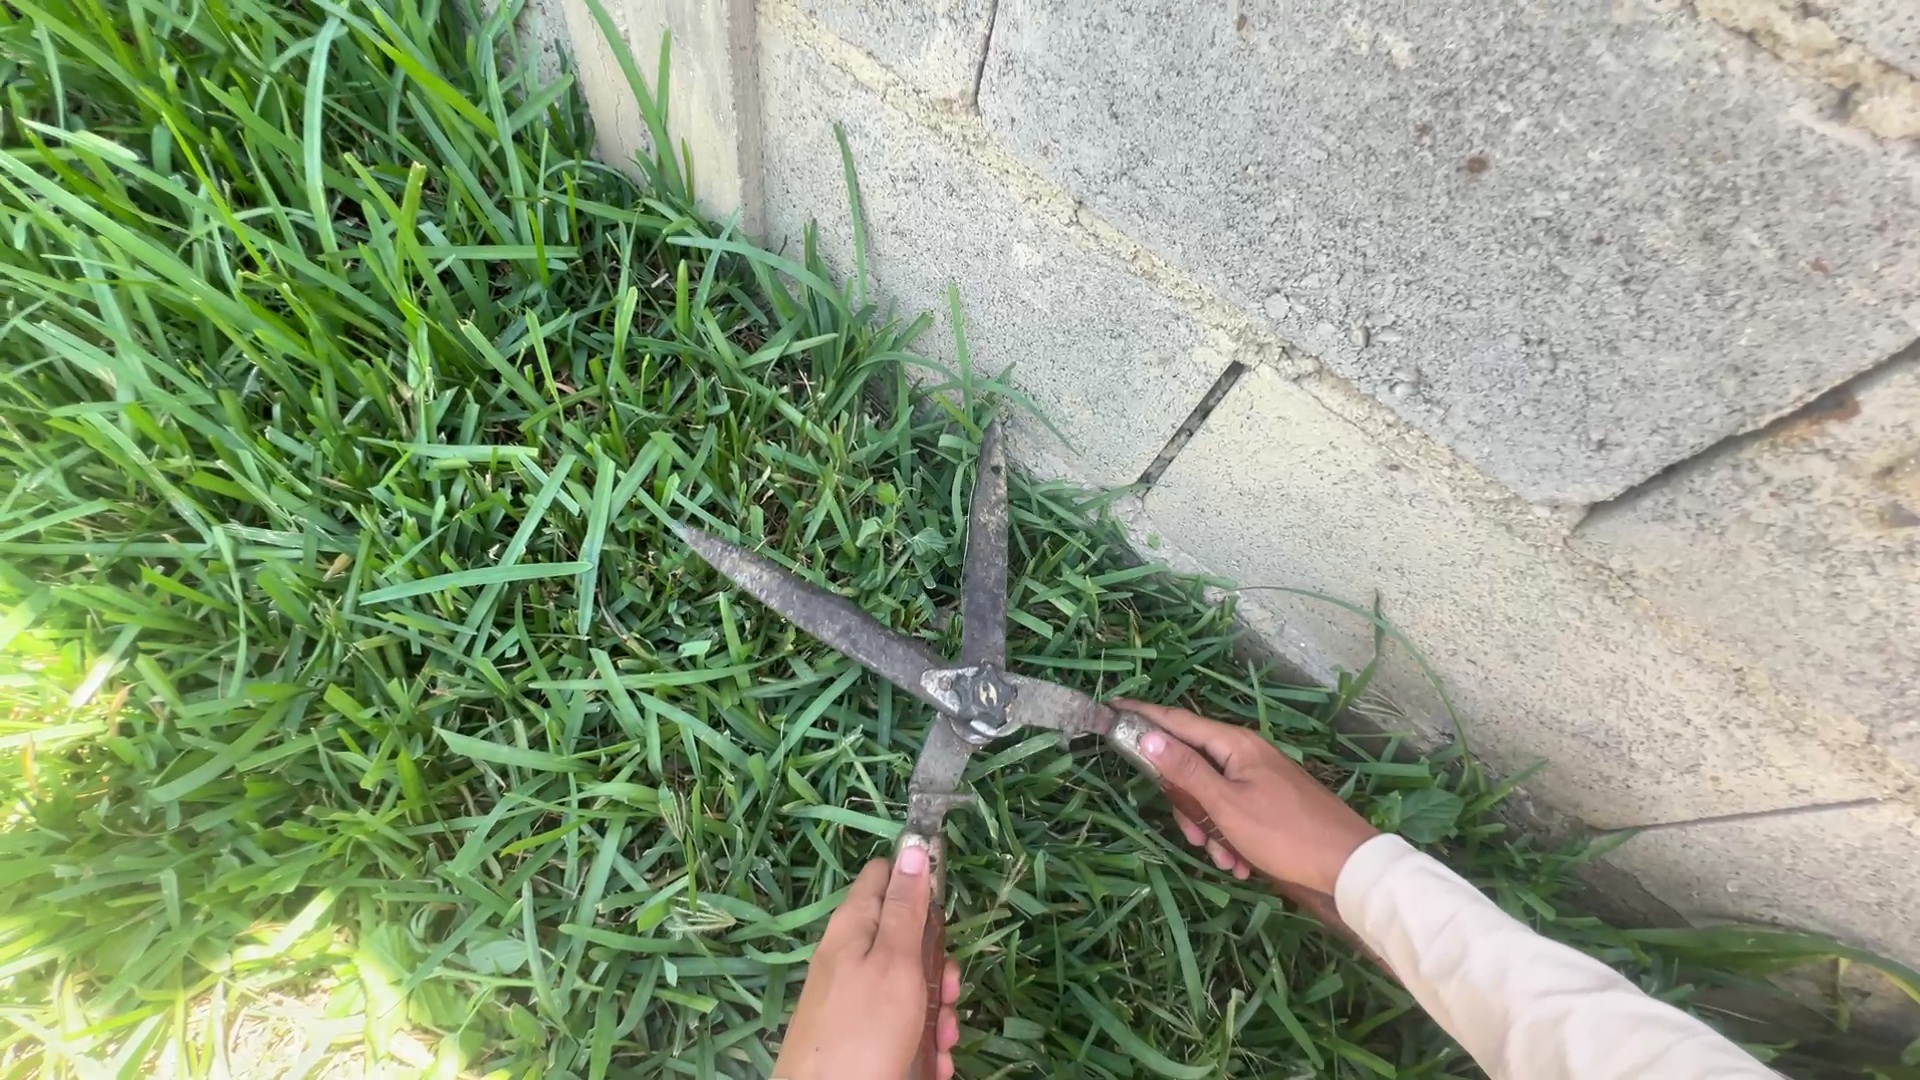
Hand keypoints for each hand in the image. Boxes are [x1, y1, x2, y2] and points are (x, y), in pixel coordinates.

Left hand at [772, 849, 961, 1079]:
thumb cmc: (864, 1030)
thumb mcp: (894, 960)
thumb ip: (904, 906)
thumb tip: (911, 847)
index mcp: (853, 925)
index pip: (882, 876)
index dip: (914, 880)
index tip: (942, 906)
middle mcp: (849, 954)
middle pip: (903, 935)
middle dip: (937, 961)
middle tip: (949, 987)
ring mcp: (851, 997)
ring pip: (907, 983)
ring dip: (935, 1006)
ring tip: (945, 1037)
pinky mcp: (858, 1035)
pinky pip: (897, 1022)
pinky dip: (920, 1038)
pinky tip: (932, 1061)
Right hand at [1120, 700, 1378, 895]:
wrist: (1352, 868)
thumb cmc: (1284, 833)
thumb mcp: (1226, 806)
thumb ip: (1185, 770)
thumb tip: (1147, 735)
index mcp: (1233, 744)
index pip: (1176, 721)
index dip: (1141, 715)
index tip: (1109, 709)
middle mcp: (1244, 752)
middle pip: (1191, 764)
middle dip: (1185, 804)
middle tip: (1191, 836)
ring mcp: (1259, 775)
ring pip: (1211, 792)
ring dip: (1209, 827)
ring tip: (1226, 860)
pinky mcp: (1271, 798)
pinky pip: (1232, 808)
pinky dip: (1229, 835)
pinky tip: (1241, 863)